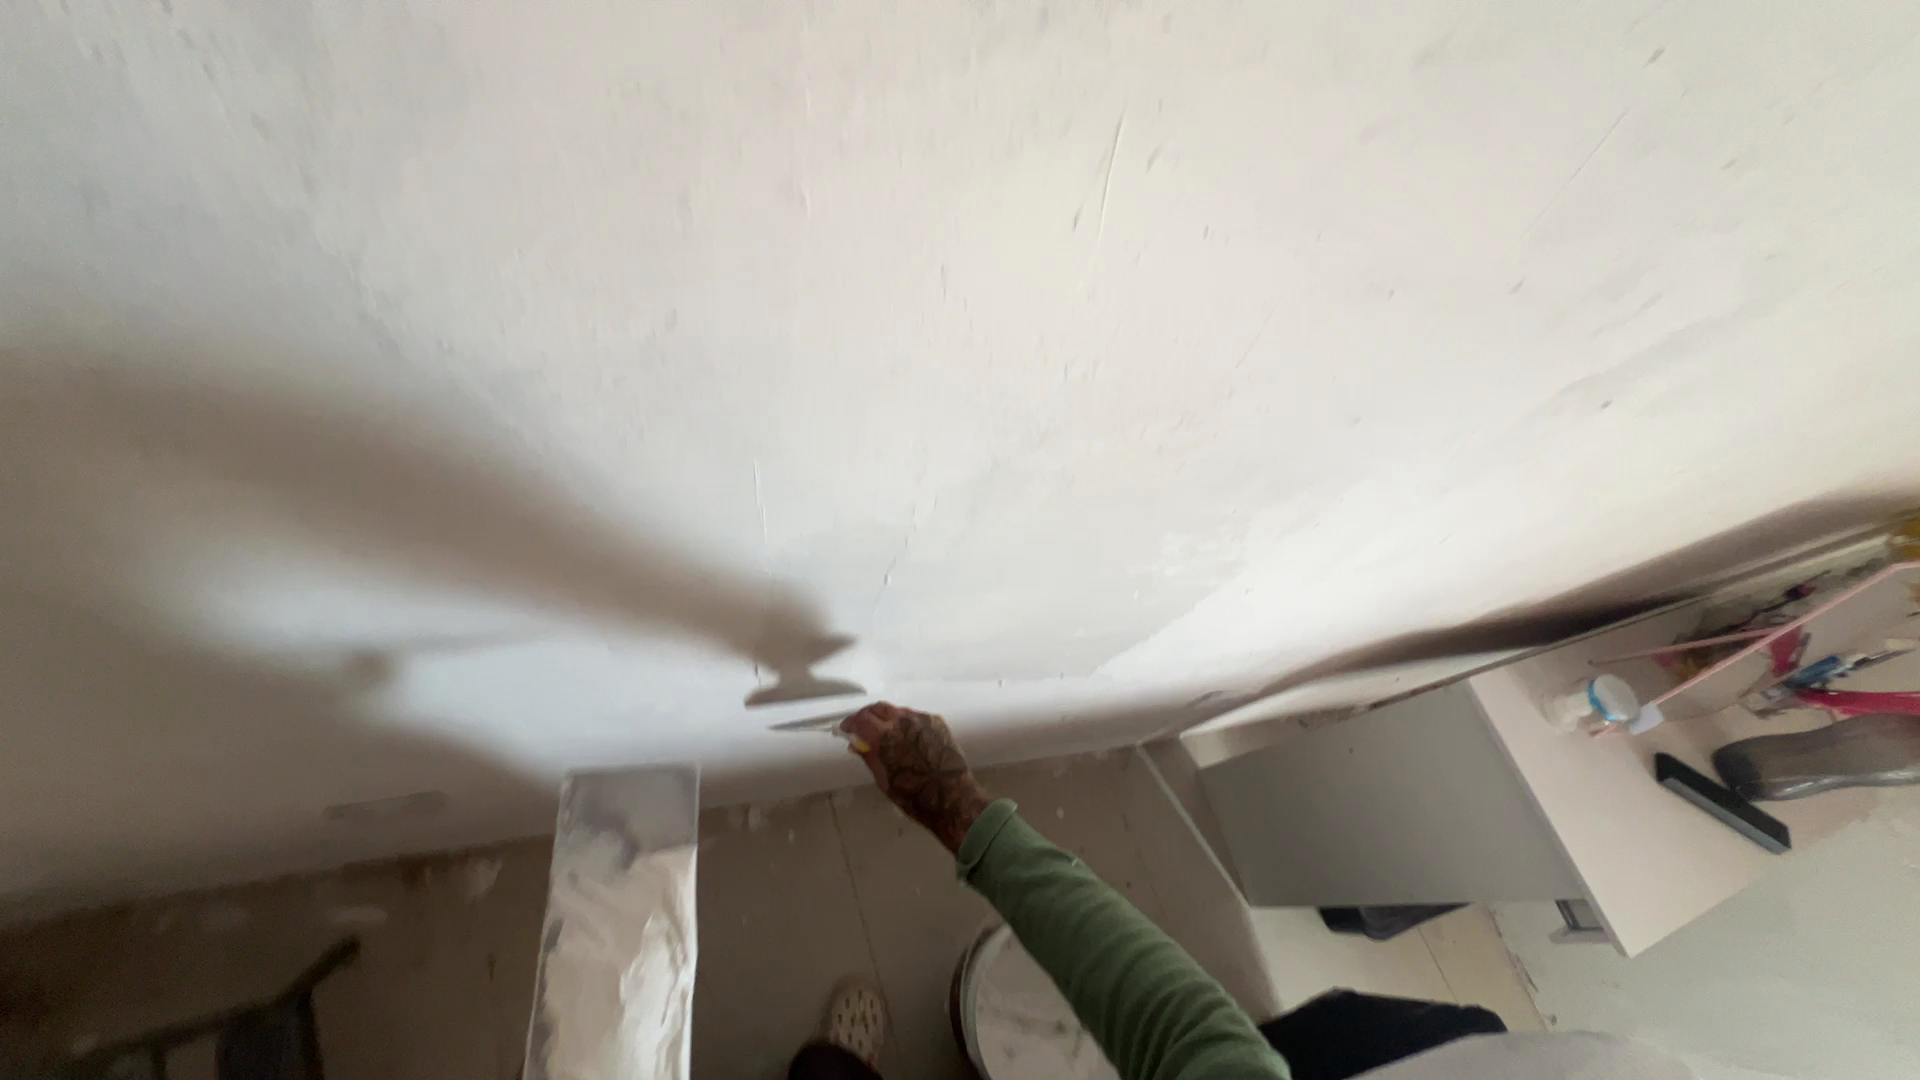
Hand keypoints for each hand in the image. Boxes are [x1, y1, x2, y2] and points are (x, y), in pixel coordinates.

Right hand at [841, 702, 990, 852]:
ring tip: (883, 732)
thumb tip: (856, 744)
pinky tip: (905, 736)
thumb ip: (869, 757)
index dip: (850, 723)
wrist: (953, 798)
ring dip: (886, 718)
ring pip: (897, 710)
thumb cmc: (914, 796)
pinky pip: (915, 716)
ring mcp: (922, 719)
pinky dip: (904, 722)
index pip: (861, 720)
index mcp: (886, 737)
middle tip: (861, 728)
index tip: (845, 729)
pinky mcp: (937, 722)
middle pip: (878, 708)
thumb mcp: (884, 781)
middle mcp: (903, 721)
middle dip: (866, 716)